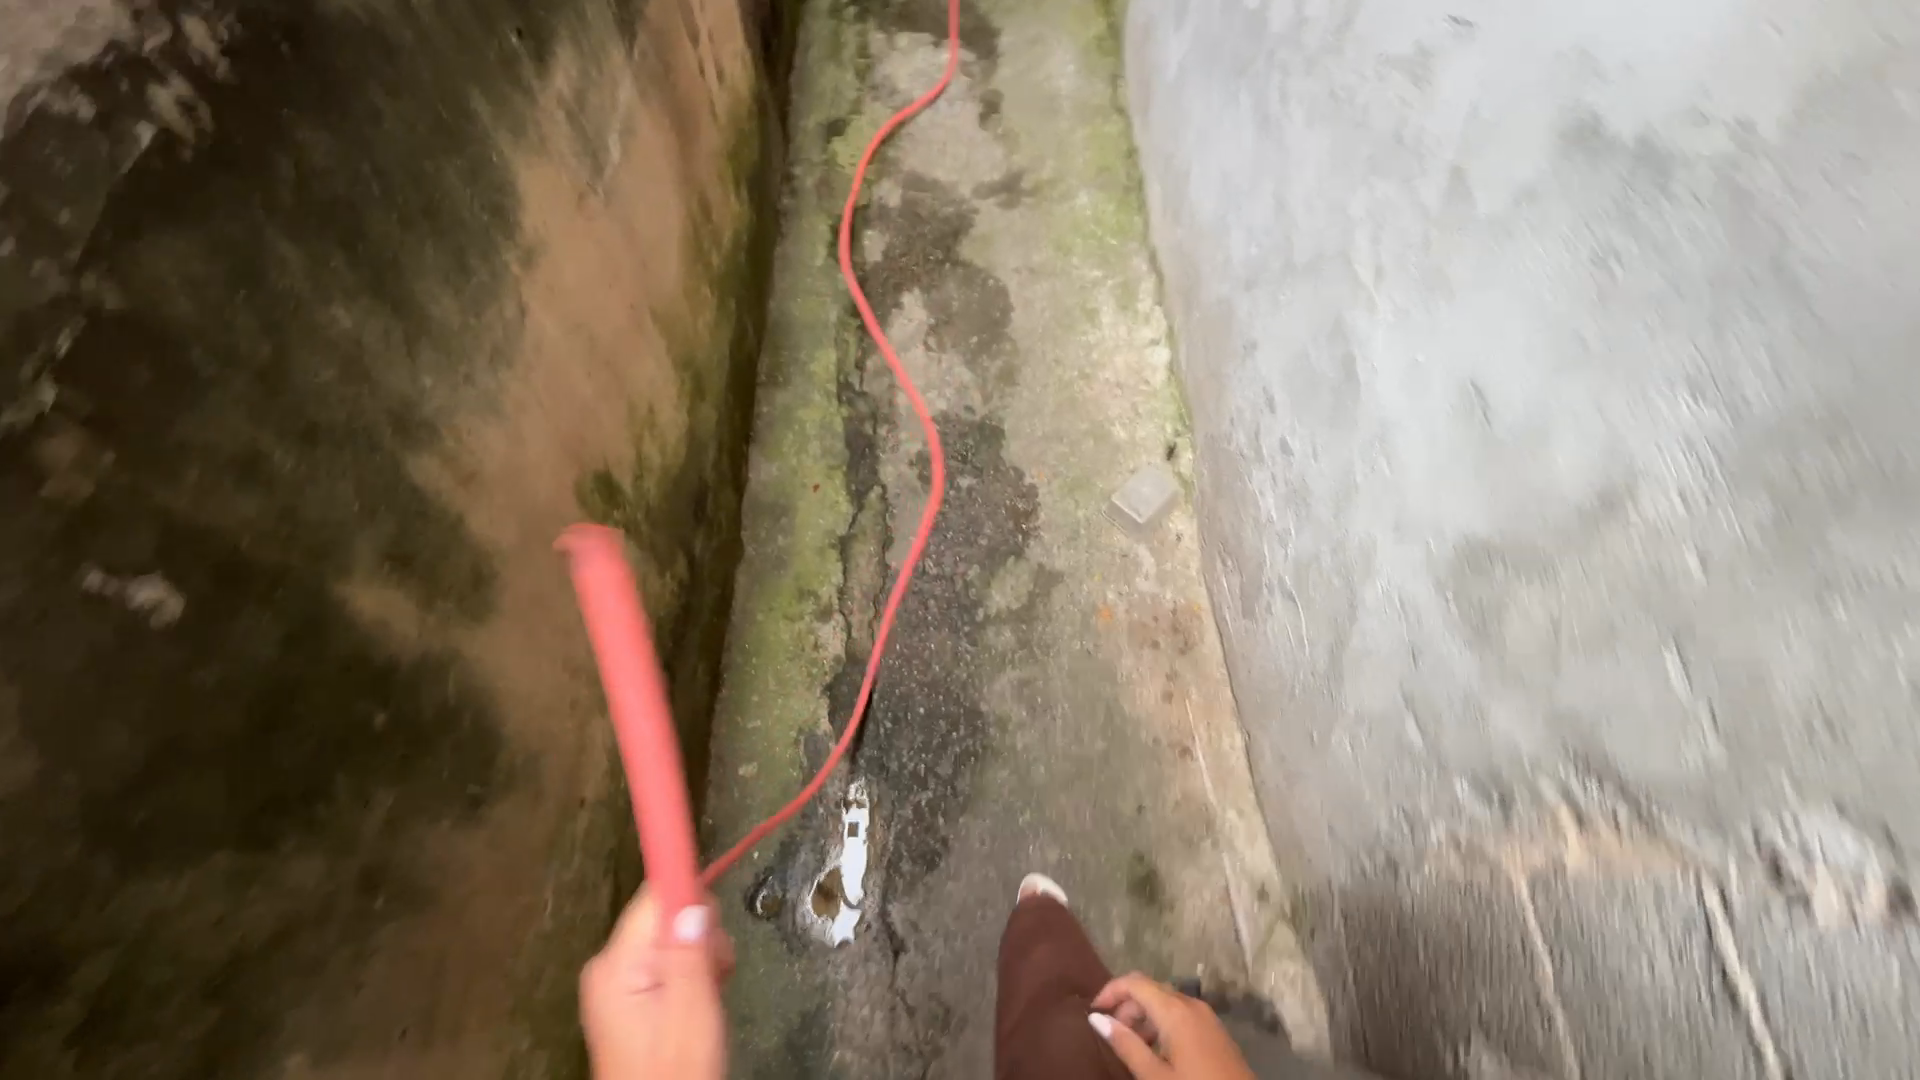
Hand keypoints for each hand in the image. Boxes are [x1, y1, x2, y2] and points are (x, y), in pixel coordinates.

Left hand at [579, 886, 733, 1079]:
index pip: (657, 896)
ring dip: (703, 954)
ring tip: (709, 993)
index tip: (716, 920)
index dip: (692, 895)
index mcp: (617, 964)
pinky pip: (669, 954)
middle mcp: (610, 963)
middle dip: (702, 934)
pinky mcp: (631, 989)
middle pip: (668, 913)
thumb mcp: (692, 1012)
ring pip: (675, 933)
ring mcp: (619, 977)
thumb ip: (691, 952)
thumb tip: (694, 897)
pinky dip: (694, 968)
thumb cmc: (675, 1072)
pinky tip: (701, 997)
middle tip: (717, 973)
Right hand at [1089, 972, 1255, 1079]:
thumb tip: (1097, 1018)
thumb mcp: (1155, 1076)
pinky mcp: (1215, 1031)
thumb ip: (1125, 1044)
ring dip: (1144, 1017)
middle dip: (1126, 1006)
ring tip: (1131, 1046)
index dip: (1110, 991)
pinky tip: (1157, 1052)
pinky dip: (1162, 1024)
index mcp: (1174, 1010)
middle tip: (1110, 1034)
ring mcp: (1206, 1016)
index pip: (1134, 982)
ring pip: (1165, 1002)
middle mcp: (1190, 1003)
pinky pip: (1181, 1015)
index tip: (1093, 1012)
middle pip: (1150, 990)